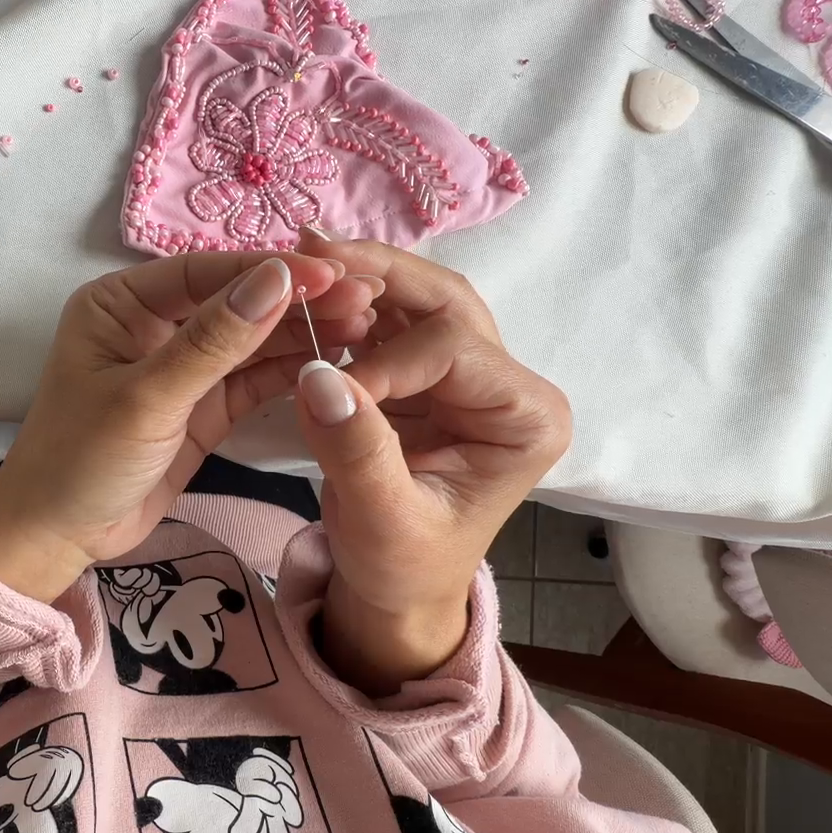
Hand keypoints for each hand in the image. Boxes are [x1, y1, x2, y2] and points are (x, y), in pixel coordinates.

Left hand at [0, 251, 385, 602]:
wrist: (59, 535)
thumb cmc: (81, 459)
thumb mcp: (146, 398)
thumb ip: (213, 342)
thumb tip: (277, 278)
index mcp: (120, 304)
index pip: (203, 273)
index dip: (267, 271)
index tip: (331, 273)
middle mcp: (151, 324)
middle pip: (234, 302)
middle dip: (296, 300)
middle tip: (366, 299)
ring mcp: (180, 366)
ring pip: (250, 340)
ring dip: (302, 333)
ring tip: (365, 326)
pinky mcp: (201, 406)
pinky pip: (251, 379)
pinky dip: (290, 371)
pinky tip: (336, 359)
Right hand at [293, 229, 570, 695]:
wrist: (396, 584)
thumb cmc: (400, 562)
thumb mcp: (381, 518)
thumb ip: (356, 449)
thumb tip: (316, 376)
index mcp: (524, 418)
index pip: (451, 352)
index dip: (381, 361)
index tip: (317, 390)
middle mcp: (507, 384)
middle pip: (445, 302)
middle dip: (379, 273)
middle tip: (313, 248)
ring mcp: (467, 376)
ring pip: (419, 300)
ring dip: (364, 276)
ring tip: (307, 253)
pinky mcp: (426, 377)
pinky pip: (391, 323)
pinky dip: (352, 302)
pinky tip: (314, 288)